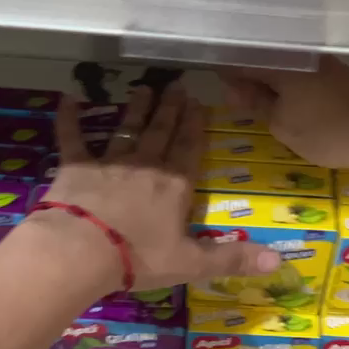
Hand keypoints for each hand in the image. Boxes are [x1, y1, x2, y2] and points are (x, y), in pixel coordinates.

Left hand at [35, 85, 280, 290]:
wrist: (82, 250)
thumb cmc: (139, 257)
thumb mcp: (191, 263)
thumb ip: (232, 258)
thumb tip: (279, 260)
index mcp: (176, 186)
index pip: (190, 149)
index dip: (196, 126)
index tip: (199, 103)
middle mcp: (146, 166)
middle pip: (162, 132)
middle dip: (171, 109)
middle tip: (176, 85)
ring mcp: (110, 163)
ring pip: (127, 129)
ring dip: (136, 109)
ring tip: (143, 89)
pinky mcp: (75, 166)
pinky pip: (73, 137)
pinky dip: (70, 118)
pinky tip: (68, 98)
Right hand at [219, 57, 348, 172]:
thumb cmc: (329, 132)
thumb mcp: (283, 125)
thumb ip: (257, 103)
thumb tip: (233, 87)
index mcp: (282, 62)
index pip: (242, 58)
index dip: (225, 69)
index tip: (213, 79)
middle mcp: (302, 55)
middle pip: (266, 58)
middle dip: (248, 74)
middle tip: (236, 97)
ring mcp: (324, 63)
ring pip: (286, 66)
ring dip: (271, 79)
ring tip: (259, 102)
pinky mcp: (339, 75)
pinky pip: (304, 73)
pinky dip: (291, 84)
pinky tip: (287, 100)